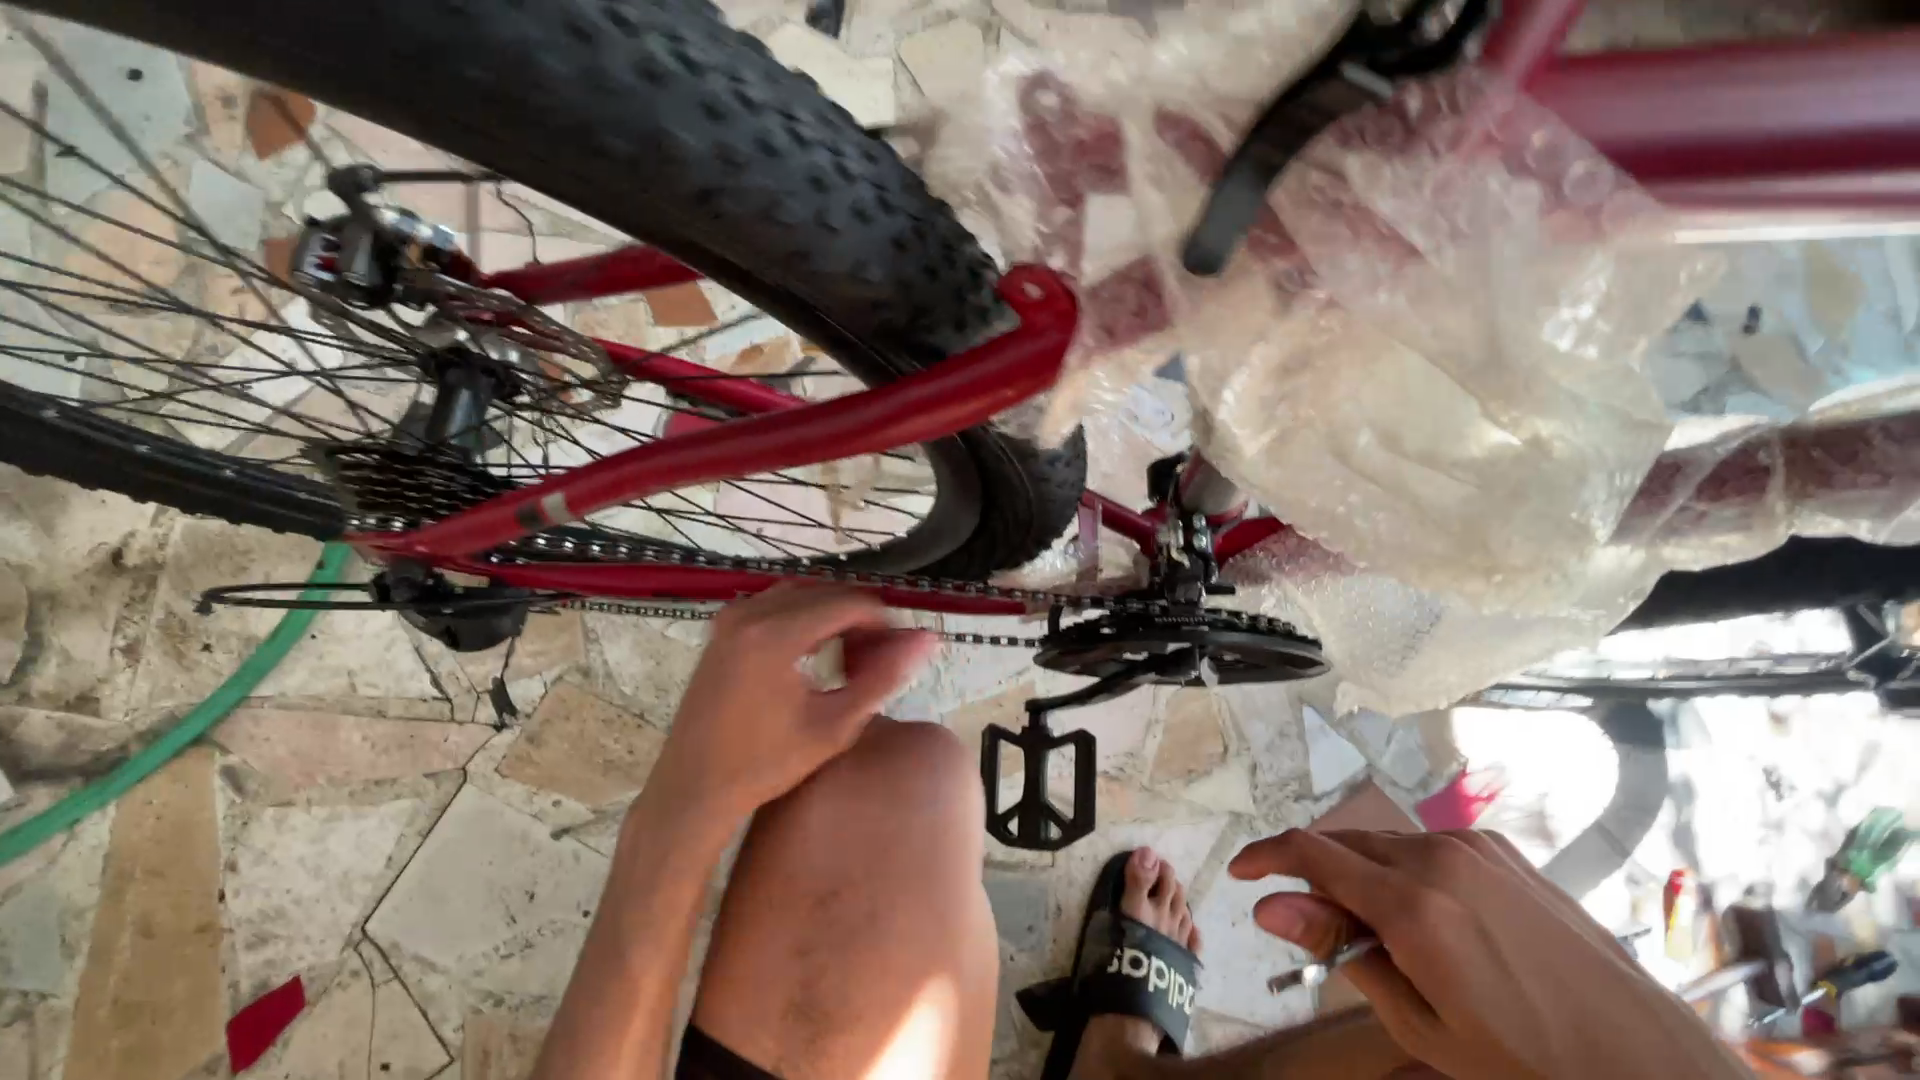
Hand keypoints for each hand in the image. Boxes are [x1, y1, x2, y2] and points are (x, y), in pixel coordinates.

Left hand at [651, 584, 937, 817]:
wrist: (694, 787)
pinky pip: (776, 603)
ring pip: (801, 594)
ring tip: (850, 657)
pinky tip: (816, 653)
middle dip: (859, 617)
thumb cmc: (766, 765)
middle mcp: (750, 613)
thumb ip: (884, 677)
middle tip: (877, 658)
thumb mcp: (835, 725)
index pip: (849, 602)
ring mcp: (731, 617)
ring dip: (832, 614)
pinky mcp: (722, 628)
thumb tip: (927, 639)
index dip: (883, 622)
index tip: (897, 651)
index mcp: (775, 634)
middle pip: (826, 591)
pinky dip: (804, 617)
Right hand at [1229, 830, 1750, 1079]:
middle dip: (1316, 876)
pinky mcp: (1506, 852)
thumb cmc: (1522, 1060)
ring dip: (1363, 875)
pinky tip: (1432, 920)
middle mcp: (1439, 856)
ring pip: (1387, 845)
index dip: (1265, 857)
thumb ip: (1339, 949)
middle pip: (1345, 844)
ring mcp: (1477, 847)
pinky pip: (1430, 848)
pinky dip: (1407, 871)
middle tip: (1319, 931)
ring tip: (1385, 937)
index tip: (1240, 874)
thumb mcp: (1418, 1019)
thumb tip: (1268, 907)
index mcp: (1412, 902)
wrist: (1648, 1062)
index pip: (1311, 853)